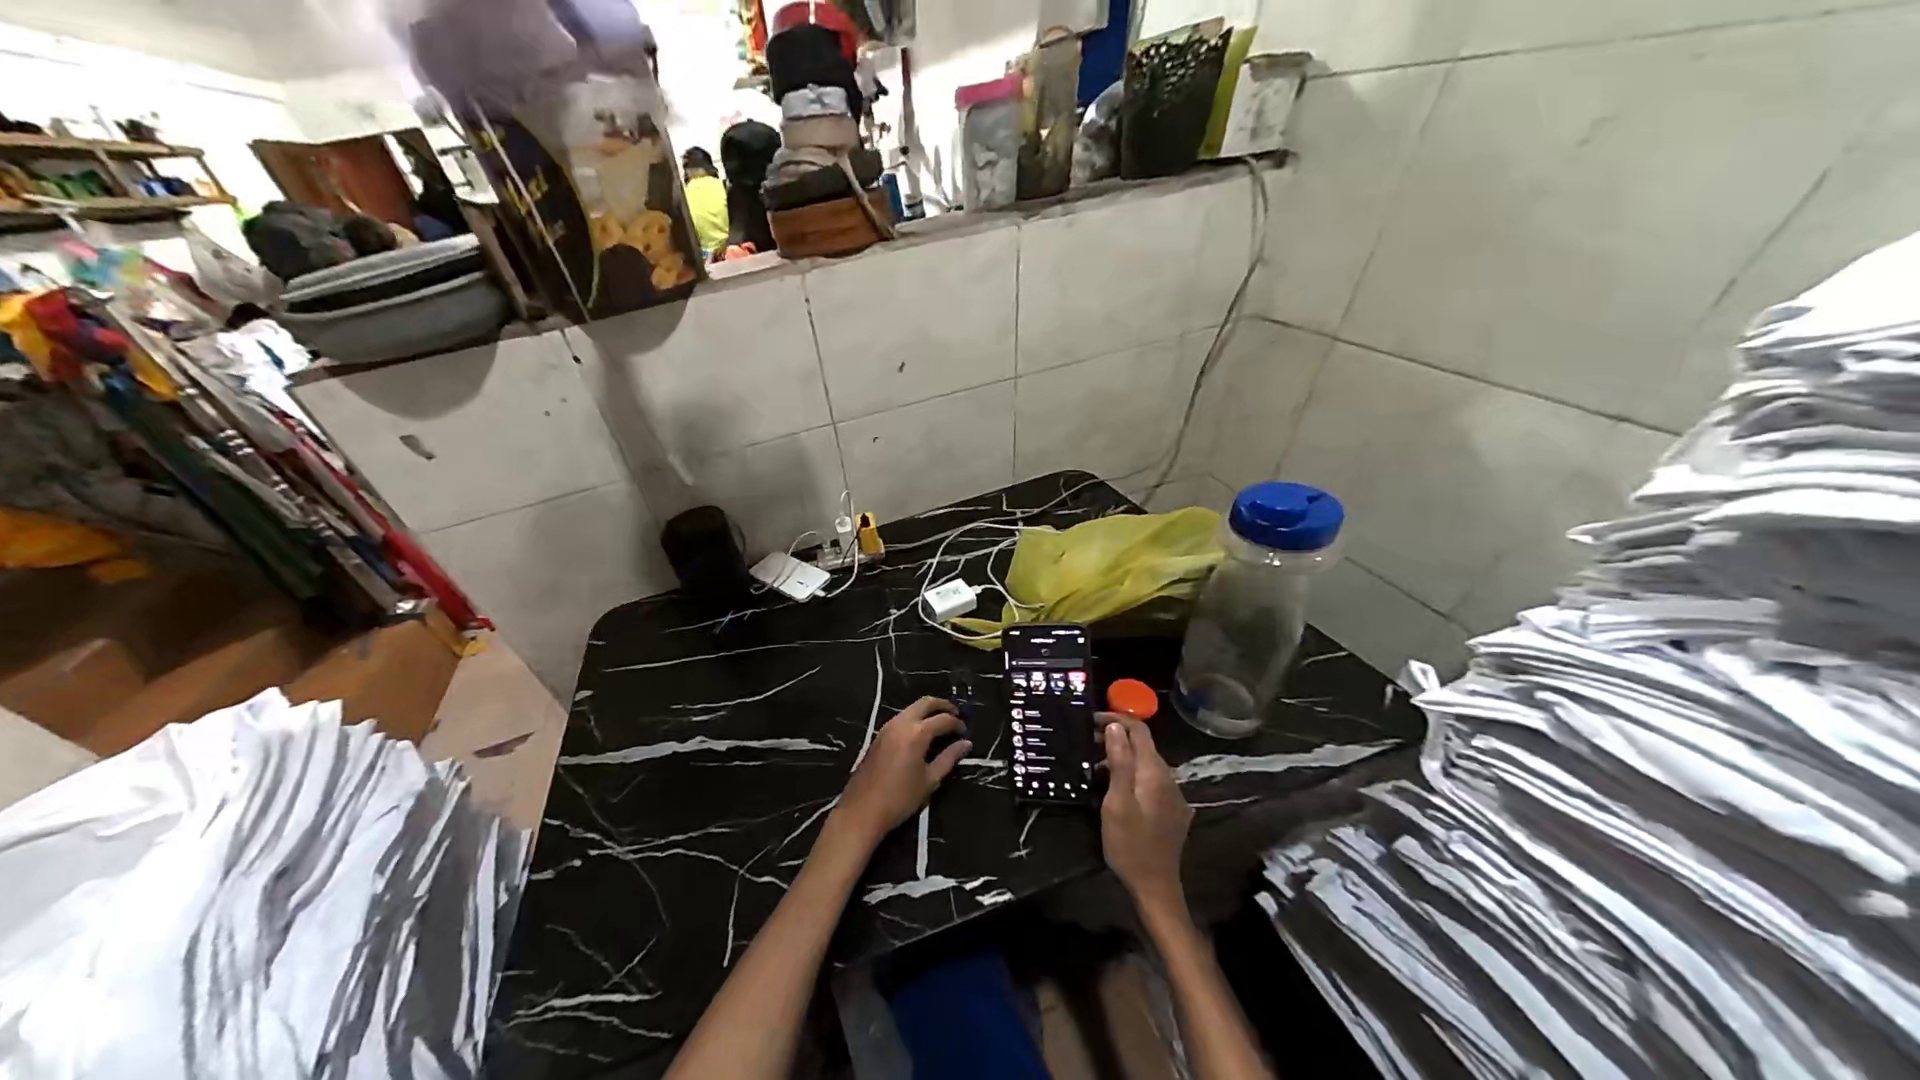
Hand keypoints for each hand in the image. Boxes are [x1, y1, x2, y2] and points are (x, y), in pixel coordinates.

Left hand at [835, 697, 971, 843]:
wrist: (862, 811)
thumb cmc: (900, 798)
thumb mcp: (930, 780)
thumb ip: (949, 758)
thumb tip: (966, 744)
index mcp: (916, 733)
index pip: (943, 719)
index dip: (957, 723)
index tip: (965, 732)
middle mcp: (901, 723)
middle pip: (925, 703)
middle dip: (942, 705)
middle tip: (955, 715)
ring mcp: (886, 728)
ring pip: (911, 708)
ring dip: (927, 711)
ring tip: (940, 724)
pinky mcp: (878, 736)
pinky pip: (901, 718)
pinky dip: (914, 719)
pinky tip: (921, 733)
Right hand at [1098, 713, 1192, 913]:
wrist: (1155, 888)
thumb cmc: (1130, 845)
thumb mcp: (1117, 802)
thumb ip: (1119, 762)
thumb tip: (1115, 726)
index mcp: (1155, 773)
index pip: (1140, 731)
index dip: (1117, 719)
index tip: (1091, 720)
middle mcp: (1169, 779)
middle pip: (1144, 746)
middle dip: (1116, 738)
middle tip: (1085, 743)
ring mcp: (1173, 796)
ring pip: (1146, 765)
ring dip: (1122, 758)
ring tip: (1093, 766)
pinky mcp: (1172, 811)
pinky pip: (1150, 782)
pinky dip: (1131, 775)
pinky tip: (1114, 789)